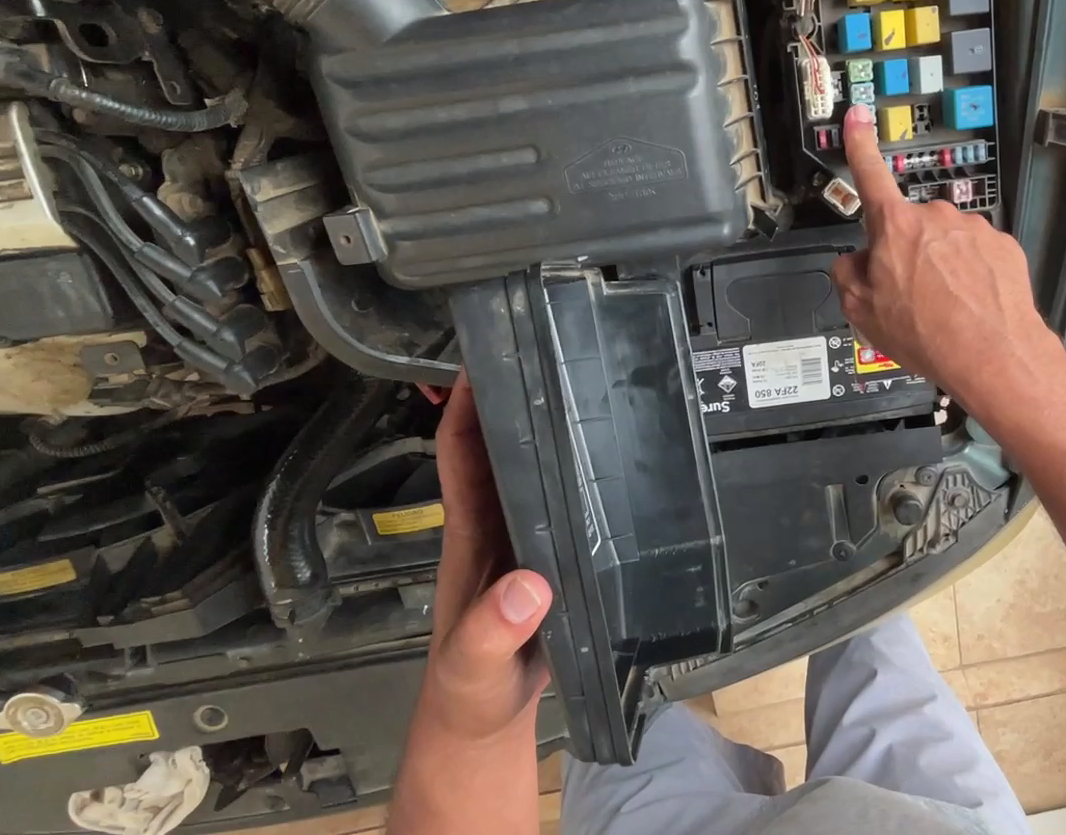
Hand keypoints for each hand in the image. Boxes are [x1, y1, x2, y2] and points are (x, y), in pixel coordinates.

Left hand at [420, 373, 552, 745]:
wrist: (485, 715)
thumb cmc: (471, 692)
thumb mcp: (475, 668)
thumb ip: (492, 631)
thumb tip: (529, 585)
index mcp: (470, 534)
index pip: (460, 454)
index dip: (465, 405)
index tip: (484, 358)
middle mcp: (494, 523)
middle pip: (497, 445)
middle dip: (511, 395)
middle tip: (548, 350)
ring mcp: (521, 536)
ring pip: (528, 465)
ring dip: (544, 425)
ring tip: (583, 384)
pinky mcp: (548, 553)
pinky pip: (558, 496)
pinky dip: (573, 467)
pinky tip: (605, 456)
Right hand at [828, 105, 1061, 410]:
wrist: (993, 354)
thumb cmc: (929, 335)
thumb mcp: (862, 312)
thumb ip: (848, 275)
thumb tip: (854, 262)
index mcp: (895, 227)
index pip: (870, 174)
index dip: (859, 143)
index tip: (857, 116)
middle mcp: (935, 218)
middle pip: (910, 228)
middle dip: (907, 252)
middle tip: (909, 294)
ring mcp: (973, 229)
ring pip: (946, 242)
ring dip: (942, 266)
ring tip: (944, 307)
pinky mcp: (1003, 245)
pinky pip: (977, 254)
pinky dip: (972, 274)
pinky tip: (970, 304)